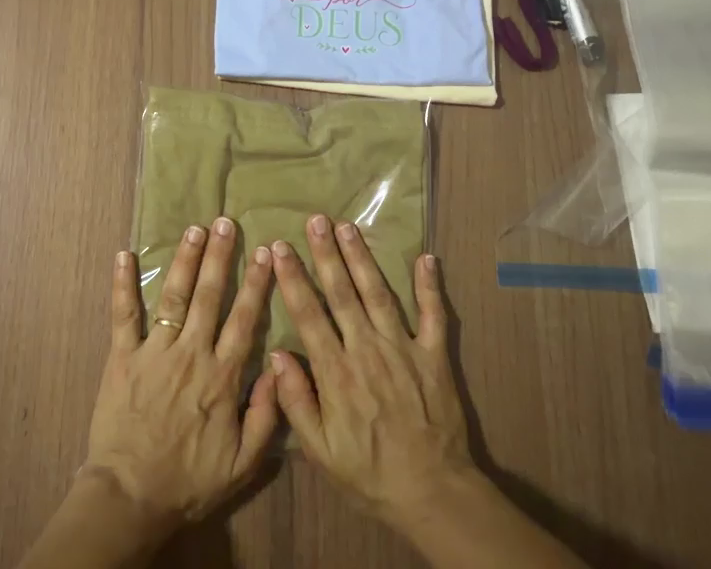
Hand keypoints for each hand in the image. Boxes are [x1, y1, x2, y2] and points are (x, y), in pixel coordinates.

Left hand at [86, 217, 278, 529]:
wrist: (132, 495)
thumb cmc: (190, 480)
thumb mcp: (243, 462)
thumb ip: (267, 415)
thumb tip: (282, 368)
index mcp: (222, 376)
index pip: (245, 319)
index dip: (257, 284)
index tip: (267, 253)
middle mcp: (191, 354)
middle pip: (210, 297)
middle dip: (220, 257)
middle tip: (227, 222)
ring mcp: (154, 352)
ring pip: (174, 297)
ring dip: (185, 261)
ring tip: (195, 229)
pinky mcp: (122, 357)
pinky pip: (123, 315)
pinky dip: (122, 284)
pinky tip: (124, 254)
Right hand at [267, 215, 474, 526]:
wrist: (432, 491)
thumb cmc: (368, 473)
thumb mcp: (319, 450)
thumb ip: (295, 400)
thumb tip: (275, 354)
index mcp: (335, 371)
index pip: (308, 314)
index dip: (292, 278)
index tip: (278, 248)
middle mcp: (367, 350)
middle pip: (342, 293)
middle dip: (325, 254)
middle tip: (315, 219)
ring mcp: (404, 349)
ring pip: (379, 294)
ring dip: (363, 258)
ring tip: (348, 226)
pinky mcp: (435, 356)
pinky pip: (434, 315)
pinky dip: (430, 286)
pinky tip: (426, 258)